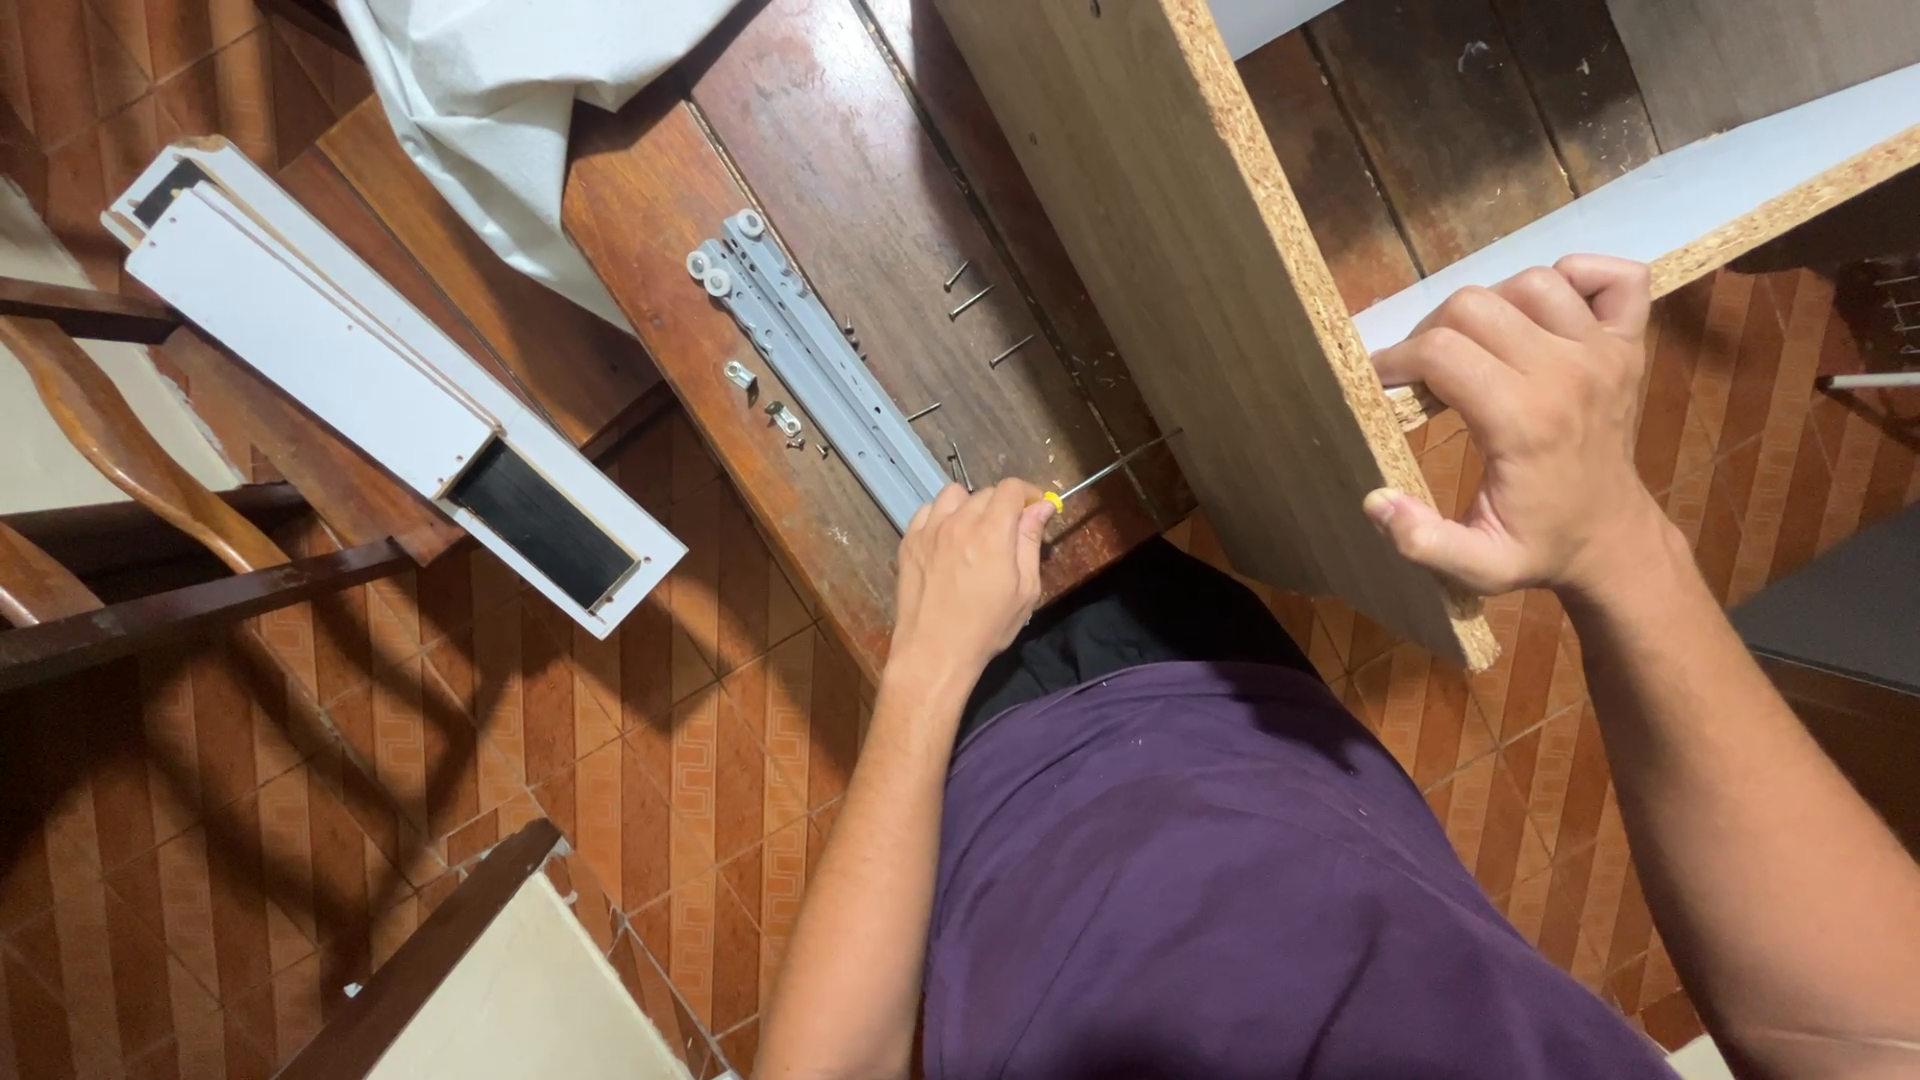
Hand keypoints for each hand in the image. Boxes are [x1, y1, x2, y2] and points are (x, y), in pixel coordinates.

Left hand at [888, 479, 1056, 688]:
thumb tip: (1041, 507)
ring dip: (969, 505)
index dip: (1028, 494)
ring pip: (953, 495)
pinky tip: (947, 538)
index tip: (1034, 510)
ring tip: (974, 530)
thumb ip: (1030, 542)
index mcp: (992, 532)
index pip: (1011, 488)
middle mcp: (959, 522)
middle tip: (1007, 533)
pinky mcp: (909, 542)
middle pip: (985, 493)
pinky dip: (941, 516)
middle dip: (1002, 505)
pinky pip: (927, 511)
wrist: (934, 651)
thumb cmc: (987, 627)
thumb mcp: (1025, 589)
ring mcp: (930, 530)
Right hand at [1365, 255, 1672, 598]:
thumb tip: (1376, 500)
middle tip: (1419, 373)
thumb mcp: (1475, 566)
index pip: (1441, 352)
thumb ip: (1422, 541)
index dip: (1394, 362)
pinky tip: (1541, 316)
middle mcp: (1568, 372)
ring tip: (1470, 349)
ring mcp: (1605, 351)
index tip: (1380, 387)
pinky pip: (1611, 277)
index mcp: (1525, 421)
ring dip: (1487, 308)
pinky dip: (1574, 279)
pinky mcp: (1629, 343)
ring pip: (1530, 282)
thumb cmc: (1536, 547)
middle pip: (1474, 305)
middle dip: (1428, 333)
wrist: (1612, 538)